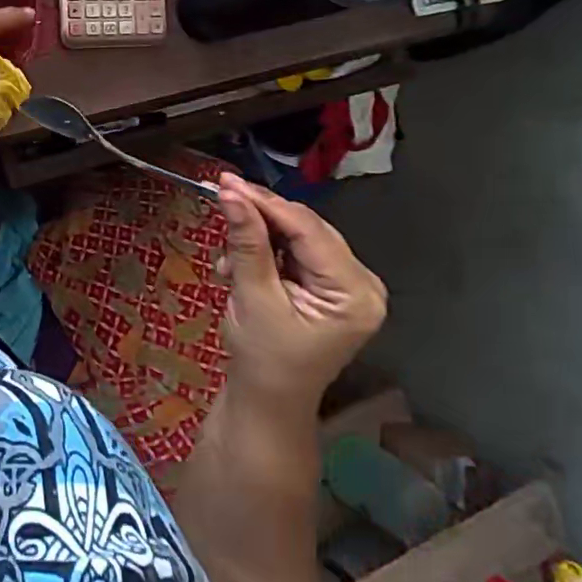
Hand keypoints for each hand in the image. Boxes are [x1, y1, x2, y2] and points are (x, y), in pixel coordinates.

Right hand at [214, 173, 386, 411]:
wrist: (267, 400)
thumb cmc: (263, 358)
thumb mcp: (252, 297)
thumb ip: (246, 243)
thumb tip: (231, 195)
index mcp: (354, 293)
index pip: (308, 230)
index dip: (265, 202)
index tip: (225, 182)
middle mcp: (362, 283)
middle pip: (306, 229)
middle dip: (260, 217)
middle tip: (220, 202)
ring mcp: (347, 285)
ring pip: (297, 236)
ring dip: (258, 236)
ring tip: (226, 258)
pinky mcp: (328, 287)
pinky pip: (295, 252)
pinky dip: (264, 251)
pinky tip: (238, 267)